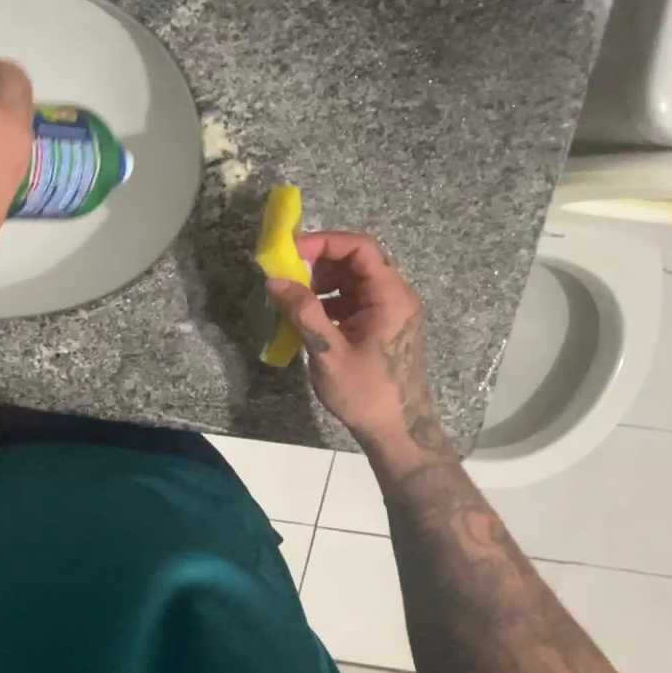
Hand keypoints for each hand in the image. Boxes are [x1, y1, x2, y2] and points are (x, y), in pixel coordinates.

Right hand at [263, 232, 451, 459]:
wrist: (397, 430)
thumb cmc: (366, 392)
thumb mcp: (329, 352)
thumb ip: (303, 312)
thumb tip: (274, 281)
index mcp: (390, 297)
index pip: (360, 248)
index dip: (324, 243)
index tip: (289, 254)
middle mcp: (394, 297)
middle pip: (356, 261)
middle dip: (317, 264)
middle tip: (285, 279)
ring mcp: (389, 312)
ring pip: (352, 280)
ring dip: (320, 284)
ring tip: (292, 302)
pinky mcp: (380, 326)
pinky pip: (352, 300)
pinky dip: (327, 302)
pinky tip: (307, 320)